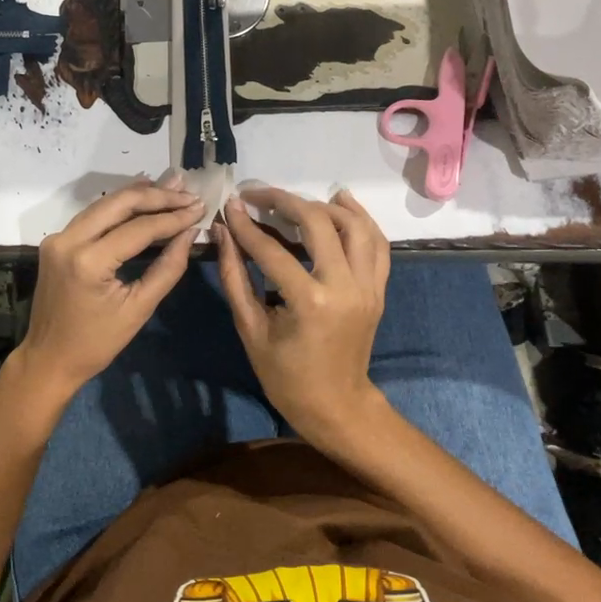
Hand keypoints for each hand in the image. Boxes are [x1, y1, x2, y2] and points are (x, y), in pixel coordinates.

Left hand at [15, 175, 201, 396]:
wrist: (49, 358)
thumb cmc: (97, 342)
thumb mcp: (138, 309)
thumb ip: (167, 268)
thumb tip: (190, 233)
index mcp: (88, 261)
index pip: (139, 229)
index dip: (172, 217)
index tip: (200, 207)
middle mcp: (68, 240)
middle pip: (118, 204)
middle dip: (156, 196)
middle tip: (187, 190)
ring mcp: (58, 238)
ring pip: (103, 204)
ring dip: (138, 195)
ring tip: (171, 186)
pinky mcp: (56, 241)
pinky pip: (92, 215)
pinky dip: (118, 207)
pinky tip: (141, 197)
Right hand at [214, 184, 390, 441]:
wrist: (335, 406)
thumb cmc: (285, 376)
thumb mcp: (250, 327)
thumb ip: (235, 275)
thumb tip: (222, 231)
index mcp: (310, 302)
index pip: (272, 250)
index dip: (246, 225)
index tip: (229, 205)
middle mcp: (345, 287)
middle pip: (318, 223)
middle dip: (284, 201)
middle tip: (256, 195)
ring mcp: (368, 286)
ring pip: (354, 226)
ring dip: (323, 206)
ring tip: (294, 200)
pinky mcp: (378, 288)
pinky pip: (376, 243)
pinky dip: (360, 219)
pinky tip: (340, 203)